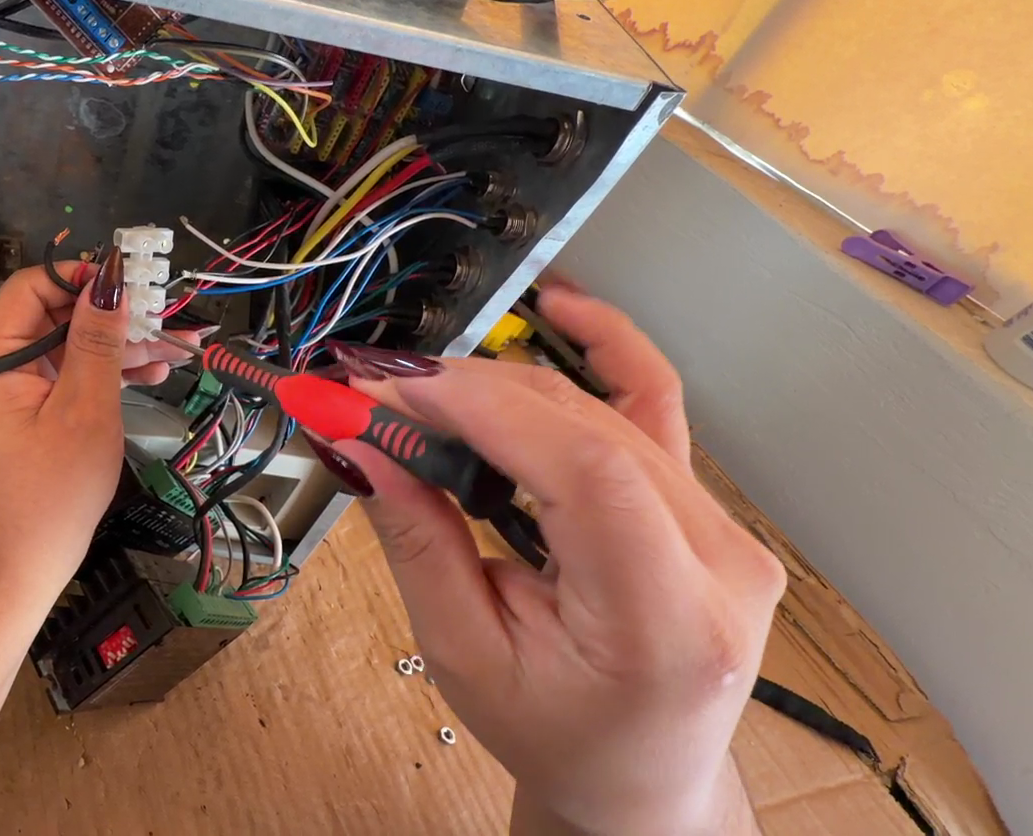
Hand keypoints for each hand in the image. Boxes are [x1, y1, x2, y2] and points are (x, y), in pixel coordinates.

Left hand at [0, 252, 196, 587]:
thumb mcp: (84, 411)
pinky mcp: (29, 411)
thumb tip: (110, 282)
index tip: (128, 283)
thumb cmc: (52, 494)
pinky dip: (105, 373)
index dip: (79, 278)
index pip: (29, 289)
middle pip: (54, 316)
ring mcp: (11, 390)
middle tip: (165, 313)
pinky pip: (68, 376)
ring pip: (69, 346)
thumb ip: (97, 341)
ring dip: (119, 345)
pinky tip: (152, 371)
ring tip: (176, 345)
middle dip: (111, 315)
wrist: (24, 568)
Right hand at [325, 286, 785, 835]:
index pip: (582, 467)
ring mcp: (720, 525)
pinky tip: (561, 303)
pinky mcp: (702, 503)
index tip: (385, 390)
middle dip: (460, 392)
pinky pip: (654, 400)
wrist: (638, 772)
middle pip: (581, 425)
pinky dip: (605, 343)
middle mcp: (716, 562)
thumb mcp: (461, 650)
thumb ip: (416, 537)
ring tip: (413, 387)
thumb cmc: (550, 732)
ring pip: (596, 407)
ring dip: (493, 384)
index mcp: (664, 621)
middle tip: (369, 390)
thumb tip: (356, 442)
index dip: (477, 407)